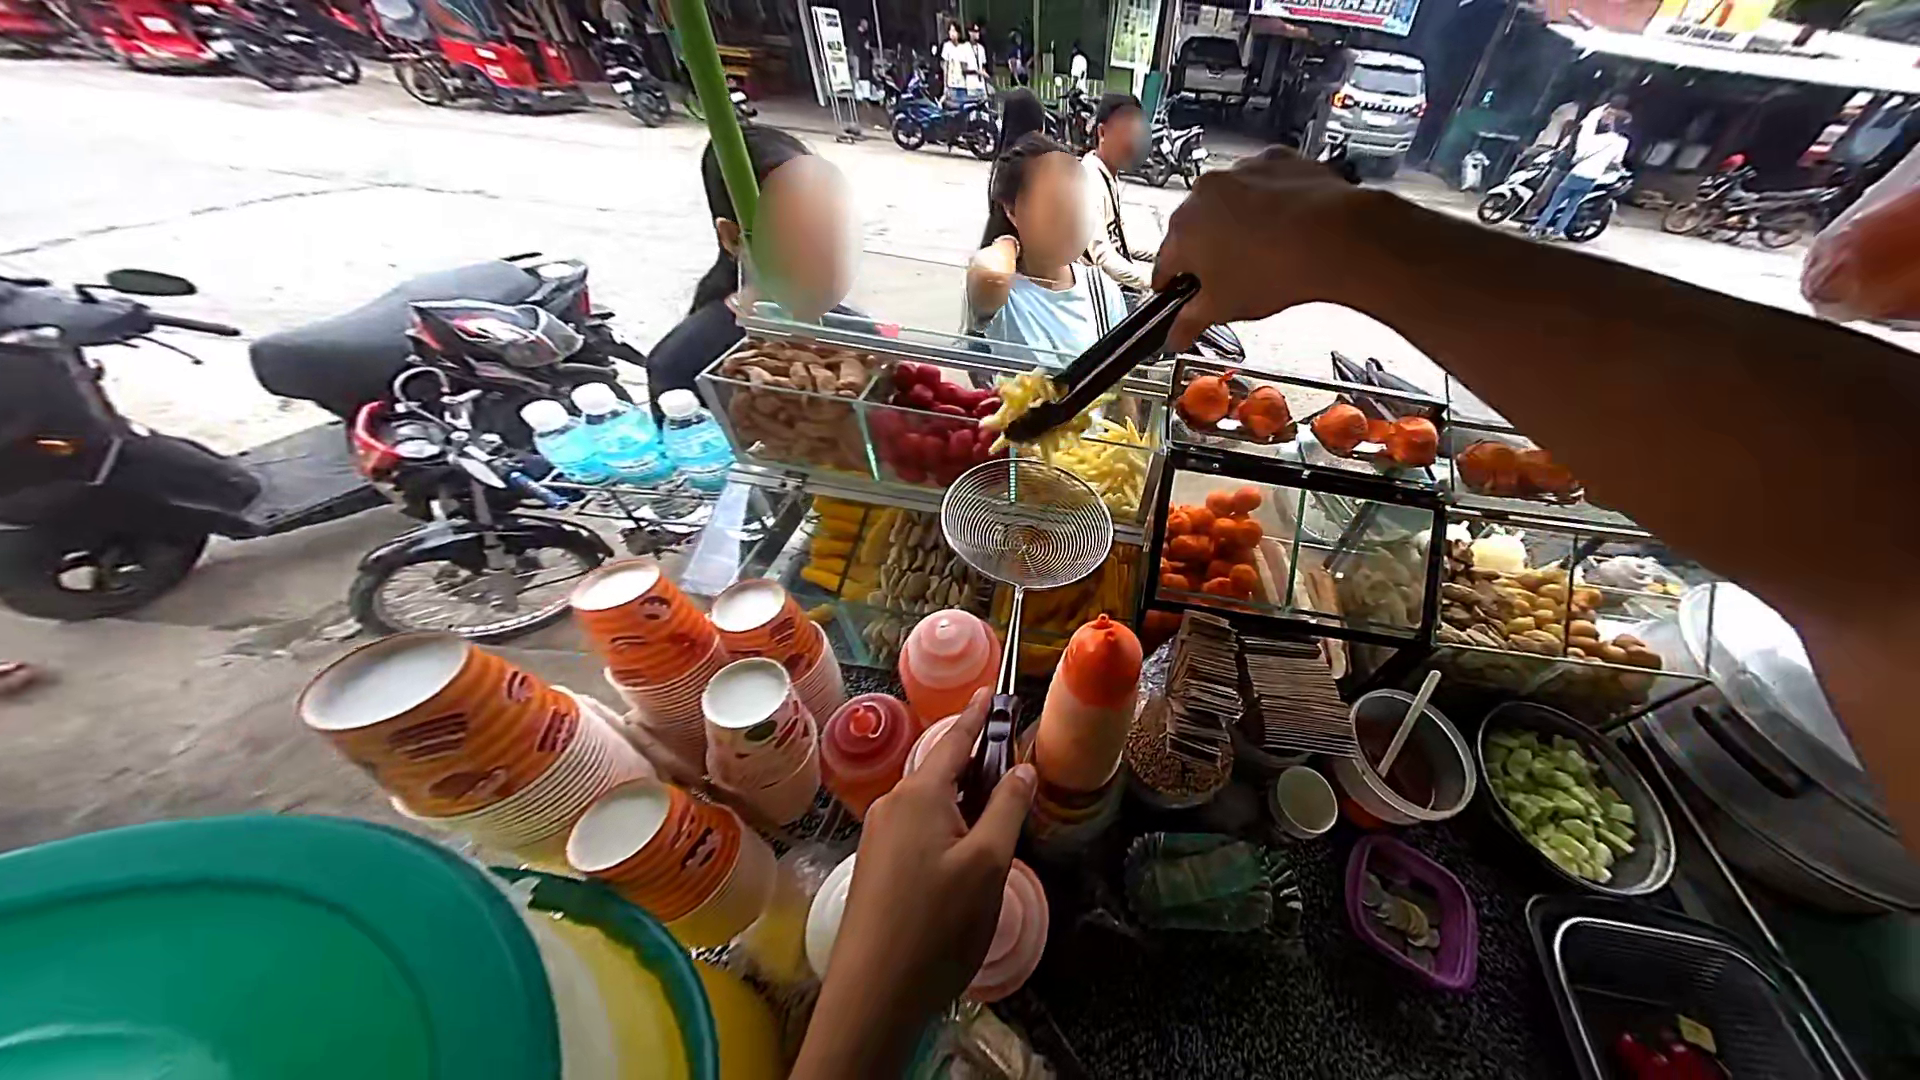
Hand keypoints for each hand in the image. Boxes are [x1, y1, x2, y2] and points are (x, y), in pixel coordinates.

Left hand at [794, 690, 1035, 1076]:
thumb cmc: (937, 926)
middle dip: (974, 770)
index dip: (977, 715)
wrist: (871, 997)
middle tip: (1007, 779)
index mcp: (920, 794)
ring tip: (990, 831)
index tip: (990, 690)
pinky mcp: (875, 862)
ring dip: (961, 805)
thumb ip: (1007, 809)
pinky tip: (958, 861)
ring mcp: (878, 834)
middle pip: (941, 771)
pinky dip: (943, 827)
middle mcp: (893, 804)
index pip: (956, 740)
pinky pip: (916, 827)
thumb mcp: (987, 865)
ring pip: (929, 803)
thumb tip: (1022, 768)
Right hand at [1154, 146, 1390, 352]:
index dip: (1171, 288)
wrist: (1337, 238)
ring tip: (1256, 257)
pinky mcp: (1274, 161)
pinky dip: (1261, 206)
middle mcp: (1203, 194)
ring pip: (1223, 208)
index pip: (1163, 267)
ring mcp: (1239, 173)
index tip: (1180, 297)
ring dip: (1231, 229)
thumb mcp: (1221, 309)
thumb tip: (1175, 336)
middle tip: (1225, 282)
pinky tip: (1275, 231)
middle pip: (1191, 234)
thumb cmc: (1277, 267)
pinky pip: (1257, 187)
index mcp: (1181, 231)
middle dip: (1203, 257)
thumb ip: (1187, 324)